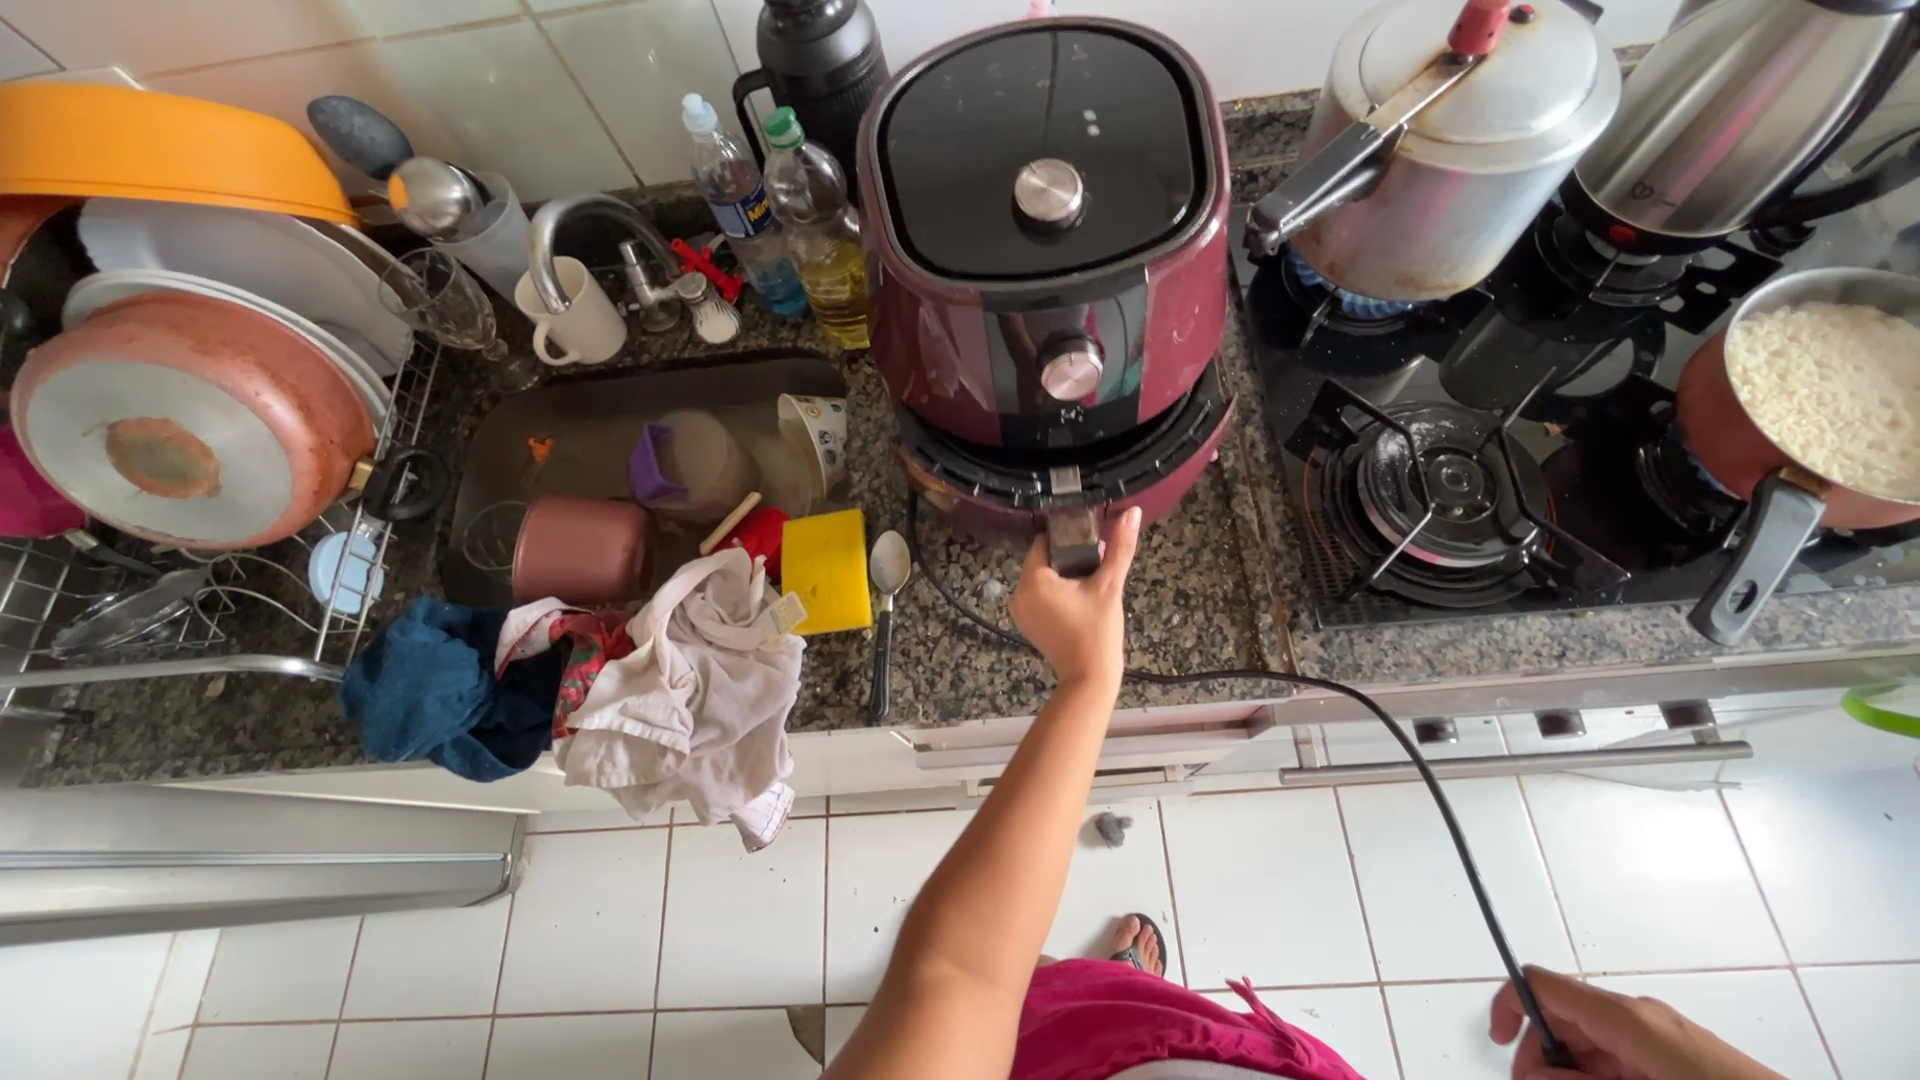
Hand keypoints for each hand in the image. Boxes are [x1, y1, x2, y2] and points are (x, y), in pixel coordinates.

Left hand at [1009, 506, 1140, 688]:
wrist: (1089, 676)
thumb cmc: (1098, 630)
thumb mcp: (1110, 586)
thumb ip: (1120, 547)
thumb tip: (1132, 512)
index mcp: (1033, 580)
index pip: (1044, 542)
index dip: (1068, 539)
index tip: (1091, 546)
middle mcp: (1018, 592)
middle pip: (1042, 560)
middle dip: (1068, 559)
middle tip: (1096, 567)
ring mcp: (1019, 610)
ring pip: (1041, 577)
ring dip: (1063, 576)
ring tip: (1089, 584)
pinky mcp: (1025, 623)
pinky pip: (1038, 595)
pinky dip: (1055, 592)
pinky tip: (1078, 599)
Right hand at [1491, 967, 1785, 1079]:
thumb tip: (1528, 1073)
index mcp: (1622, 1016)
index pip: (1538, 984)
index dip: (1508, 1006)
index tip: (1498, 1042)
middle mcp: (1637, 1013)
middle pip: (1560, 1014)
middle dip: (1541, 1052)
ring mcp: (1660, 1031)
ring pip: (1589, 1039)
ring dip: (1574, 1068)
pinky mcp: (1677, 1051)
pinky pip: (1620, 1053)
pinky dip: (1602, 1073)